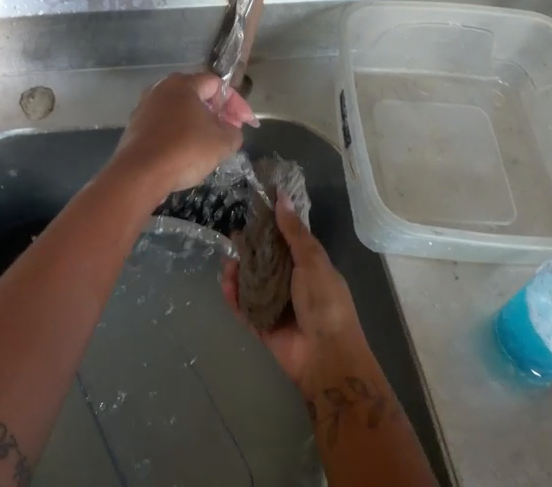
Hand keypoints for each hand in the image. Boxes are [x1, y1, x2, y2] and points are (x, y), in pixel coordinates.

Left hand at [109, 72, 251, 196]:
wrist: (140, 173)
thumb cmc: (185, 150)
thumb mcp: (222, 142)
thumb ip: (234, 131)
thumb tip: (231, 129)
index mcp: (183, 84)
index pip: (216, 84)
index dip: (236, 102)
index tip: (247, 123)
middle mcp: (161, 88)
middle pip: (197, 94)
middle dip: (218, 112)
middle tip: (231, 131)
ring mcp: (145, 106)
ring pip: (180, 110)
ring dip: (198, 123)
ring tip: (211, 143)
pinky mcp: (136, 126)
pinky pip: (165, 124)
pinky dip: (180, 133)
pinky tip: (186, 151)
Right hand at [221, 192, 367, 394]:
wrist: (326, 356)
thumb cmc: (325, 302)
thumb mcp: (312, 260)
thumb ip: (294, 231)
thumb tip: (282, 196)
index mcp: (309, 267)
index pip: (285, 242)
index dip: (269, 228)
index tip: (251, 213)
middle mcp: (292, 284)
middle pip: (264, 262)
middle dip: (248, 250)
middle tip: (232, 239)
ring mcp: (277, 306)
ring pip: (251, 284)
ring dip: (238, 273)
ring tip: (227, 264)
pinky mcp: (263, 326)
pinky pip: (244, 308)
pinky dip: (234, 297)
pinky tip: (226, 284)